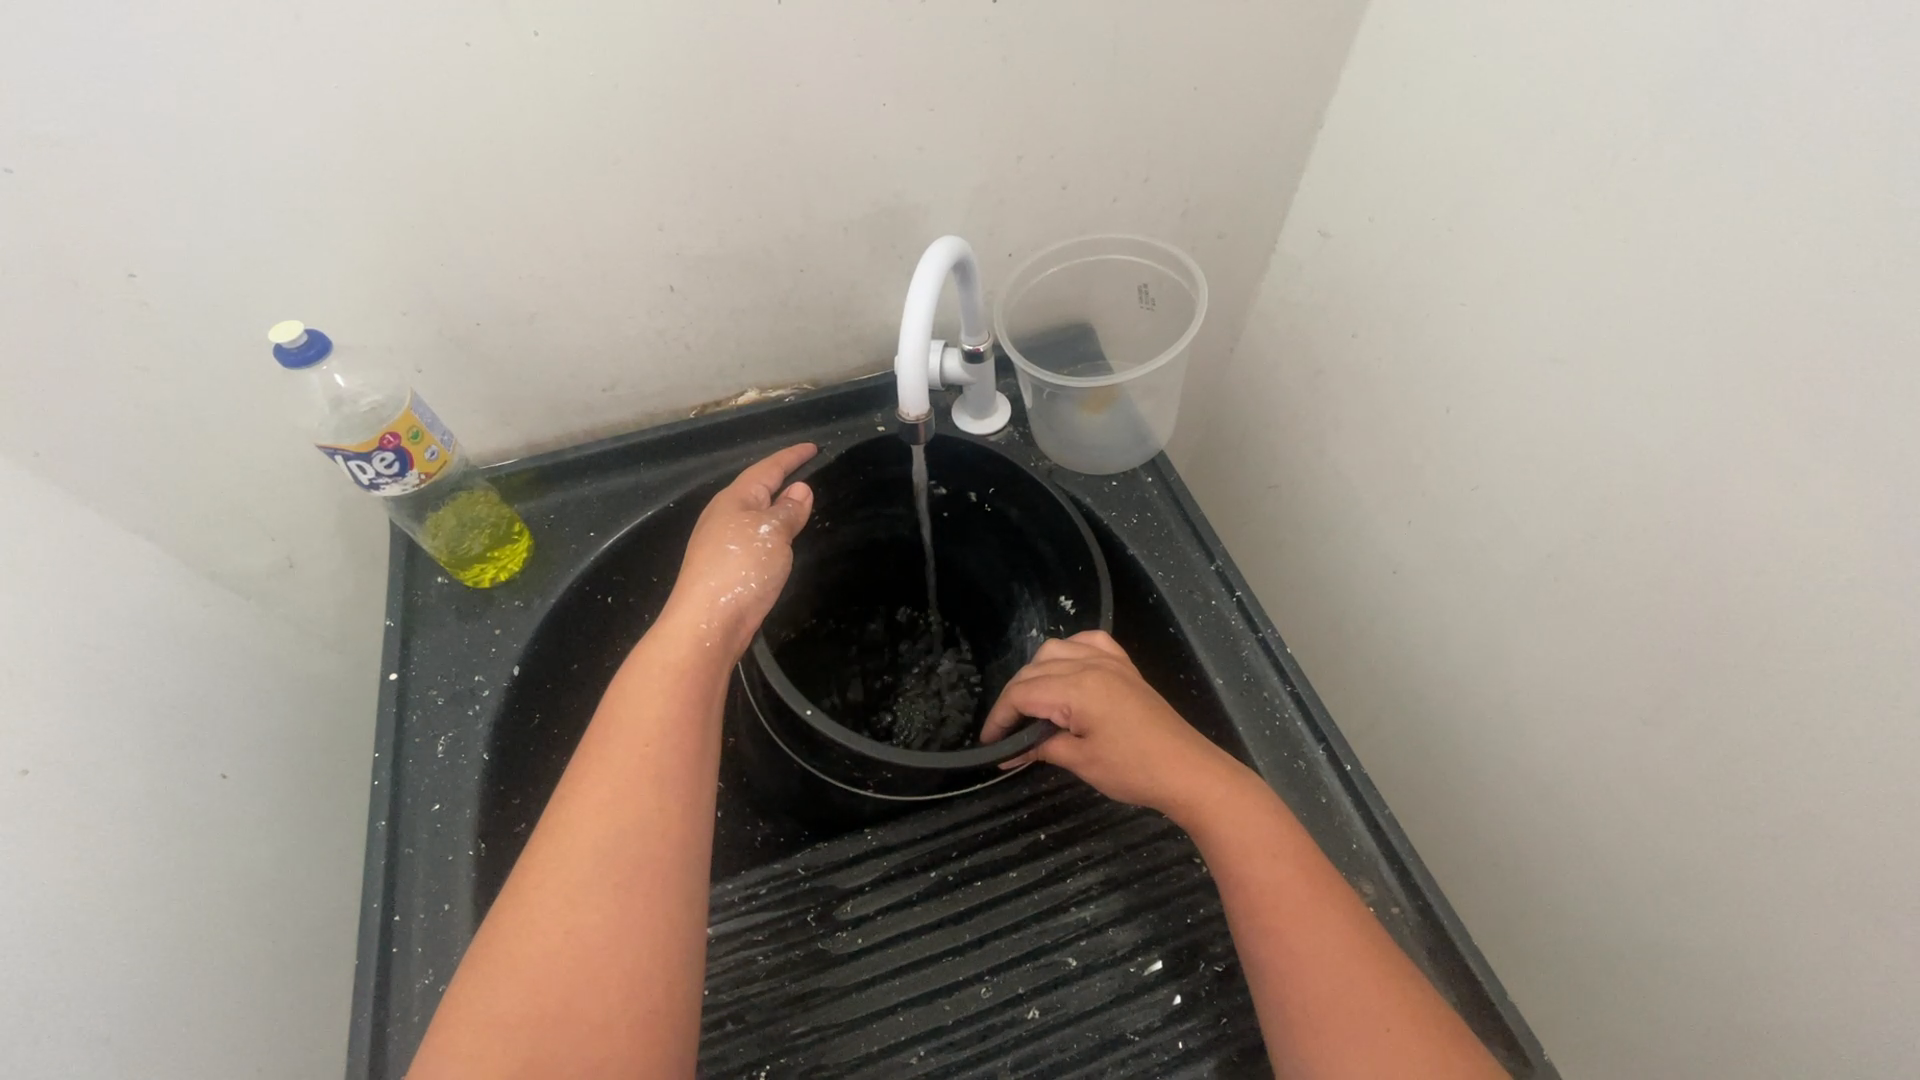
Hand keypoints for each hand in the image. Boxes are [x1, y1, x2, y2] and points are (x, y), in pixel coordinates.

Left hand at [662, 442, 816, 655]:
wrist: (707, 623)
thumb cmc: (740, 569)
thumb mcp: (773, 533)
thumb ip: (788, 510)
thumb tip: (800, 489)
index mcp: (735, 499)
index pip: (768, 468)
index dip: (792, 457)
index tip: (813, 447)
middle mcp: (725, 516)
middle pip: (757, 489)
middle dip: (781, 478)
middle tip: (809, 471)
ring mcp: (722, 543)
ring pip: (755, 514)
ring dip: (777, 507)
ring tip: (800, 503)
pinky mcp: (726, 568)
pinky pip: (754, 537)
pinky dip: (772, 531)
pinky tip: (781, 541)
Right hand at [980, 630, 1250, 822]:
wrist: (1188, 771)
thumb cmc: (1133, 770)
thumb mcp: (1080, 761)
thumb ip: (1039, 748)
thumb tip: (1007, 752)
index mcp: (1077, 688)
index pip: (1022, 693)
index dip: (1000, 718)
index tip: (989, 743)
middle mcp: (1090, 664)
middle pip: (1033, 670)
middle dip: (1014, 699)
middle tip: (1006, 732)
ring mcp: (1109, 661)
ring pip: (1055, 650)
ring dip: (1035, 673)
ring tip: (1032, 705)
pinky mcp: (1124, 667)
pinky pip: (1088, 643)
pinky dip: (1069, 652)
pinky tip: (1064, 670)